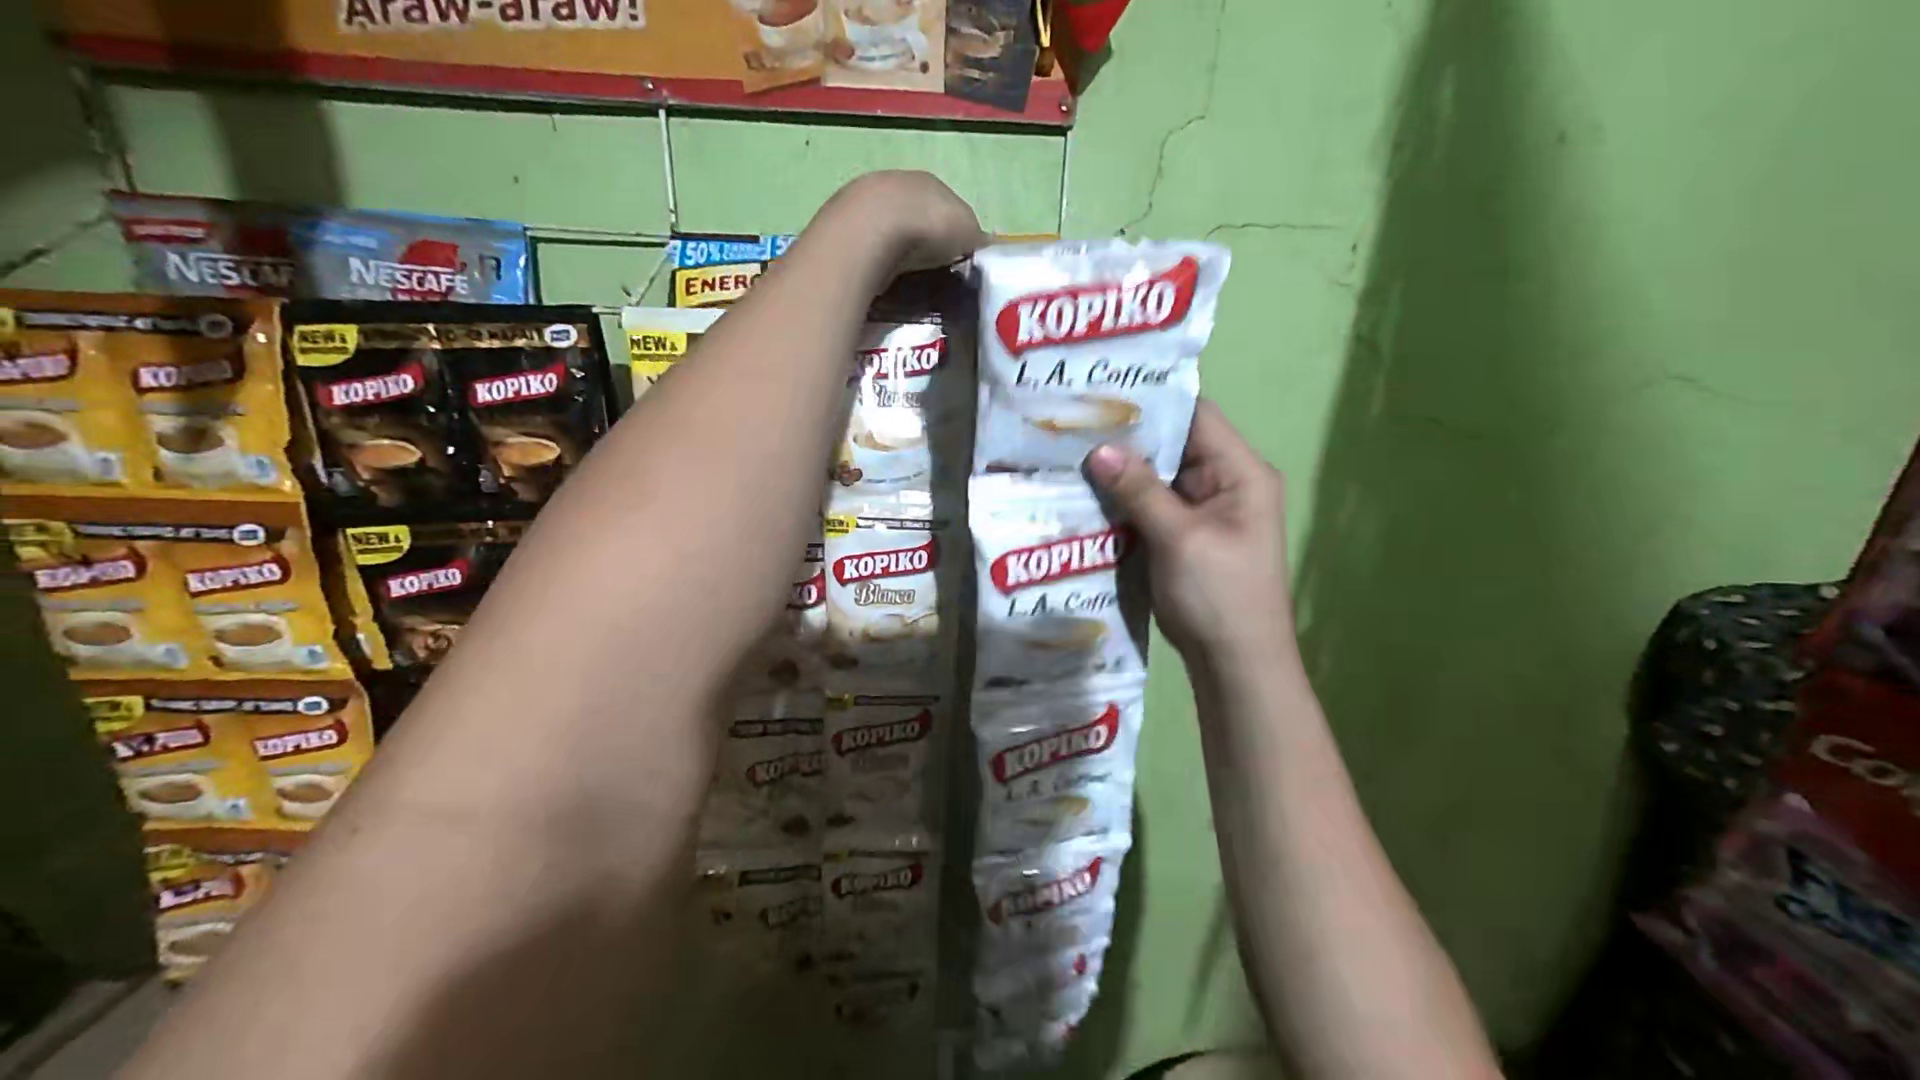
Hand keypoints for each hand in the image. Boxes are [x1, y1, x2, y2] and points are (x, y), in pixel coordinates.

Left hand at [817, 171, 987, 276]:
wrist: (871, 231)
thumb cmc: (928, 227)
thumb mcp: (968, 233)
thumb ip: (977, 238)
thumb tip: (984, 245)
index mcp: (932, 182)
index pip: (948, 207)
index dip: (954, 234)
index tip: (957, 261)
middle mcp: (898, 184)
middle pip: (915, 217)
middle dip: (922, 242)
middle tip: (931, 273)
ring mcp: (866, 201)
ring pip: (889, 229)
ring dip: (896, 250)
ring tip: (904, 278)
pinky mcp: (842, 225)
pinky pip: (867, 245)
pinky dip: (875, 259)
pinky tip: (879, 276)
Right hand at [1084, 400, 1294, 671]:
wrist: (1236, 664)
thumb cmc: (1219, 596)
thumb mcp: (1178, 538)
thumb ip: (1139, 490)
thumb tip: (1099, 449)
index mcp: (1240, 473)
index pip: (1196, 416)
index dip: (1152, 402)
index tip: (1102, 393)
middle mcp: (1225, 484)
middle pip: (1174, 445)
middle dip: (1127, 438)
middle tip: (1075, 424)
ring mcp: (1205, 512)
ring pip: (1158, 477)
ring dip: (1122, 471)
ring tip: (1071, 453)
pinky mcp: (1185, 537)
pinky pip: (1152, 506)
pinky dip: (1124, 500)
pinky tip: (1088, 494)